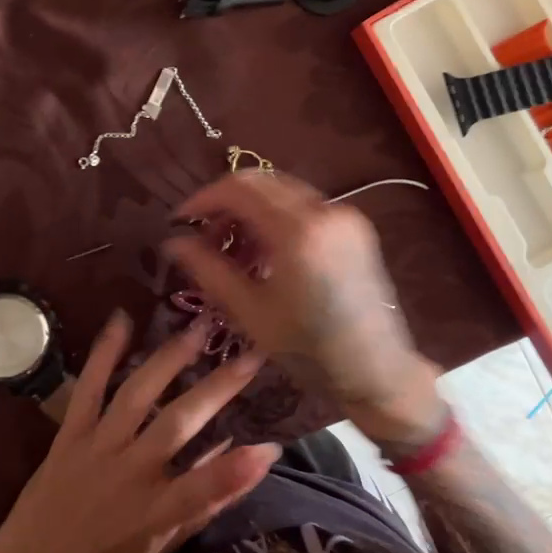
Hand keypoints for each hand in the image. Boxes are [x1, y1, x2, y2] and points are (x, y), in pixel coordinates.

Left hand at [0, 314, 280, 552]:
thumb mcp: (159, 551)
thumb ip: (204, 506)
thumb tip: (253, 462)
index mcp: (153, 511)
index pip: (203, 489)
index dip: (238, 469)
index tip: (273, 443)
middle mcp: (128, 472)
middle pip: (178, 424)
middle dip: (218, 388)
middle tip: (252, 354)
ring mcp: (97, 446)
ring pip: (137, 395)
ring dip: (169, 359)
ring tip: (199, 327)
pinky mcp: (70, 432)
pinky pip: (88, 387)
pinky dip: (104, 353)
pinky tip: (122, 320)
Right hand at [163, 171, 448, 448]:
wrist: (377, 370)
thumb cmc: (309, 349)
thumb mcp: (249, 312)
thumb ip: (208, 270)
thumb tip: (173, 242)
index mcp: (297, 230)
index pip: (238, 187)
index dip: (203, 199)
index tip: (181, 221)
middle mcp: (324, 210)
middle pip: (261, 182)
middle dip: (226, 203)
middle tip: (204, 235)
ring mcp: (345, 217)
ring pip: (282, 192)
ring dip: (251, 210)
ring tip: (232, 249)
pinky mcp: (356, 228)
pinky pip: (305, 207)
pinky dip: (277, 219)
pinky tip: (264, 253)